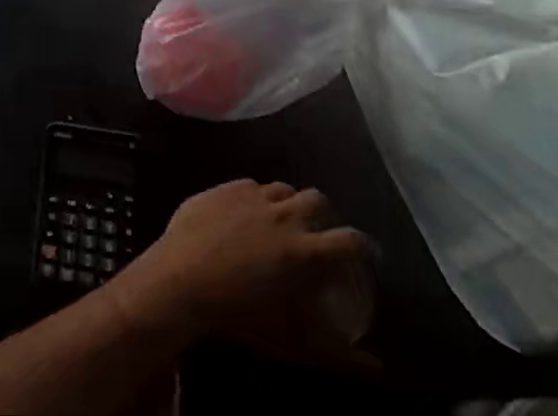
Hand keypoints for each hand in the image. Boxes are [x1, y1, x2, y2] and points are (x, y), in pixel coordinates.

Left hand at [109, 180, 371, 358]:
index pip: (350, 240)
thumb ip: (337, 354)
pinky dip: (255, 198)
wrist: (179, 280)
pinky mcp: (225, 187)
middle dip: (322, 215)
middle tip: (315, 233)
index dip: (364, 246)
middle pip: (318, 200)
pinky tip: (244, 213)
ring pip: (283, 188)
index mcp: (305, 250)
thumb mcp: (290, 340)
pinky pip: (250, 185)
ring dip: (288, 202)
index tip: (366, 254)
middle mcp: (284, 215)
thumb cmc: (238, 315)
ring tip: (280, 220)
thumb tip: (377, 371)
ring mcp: (253, 196)